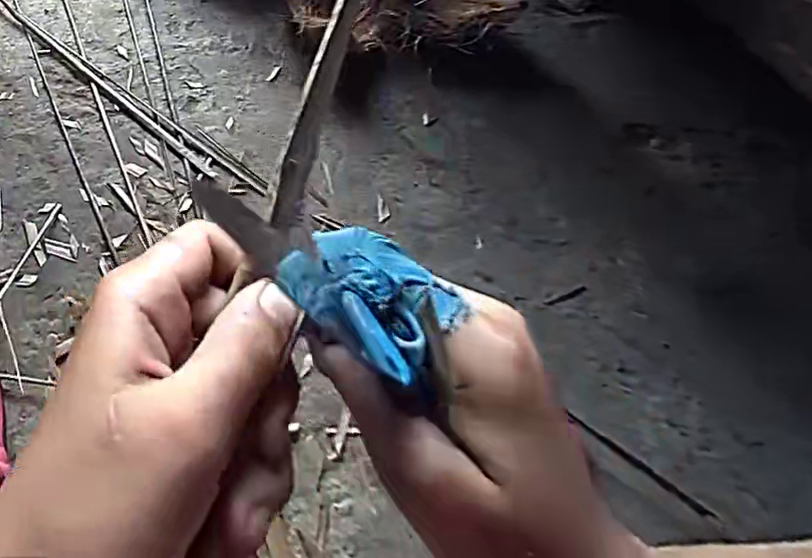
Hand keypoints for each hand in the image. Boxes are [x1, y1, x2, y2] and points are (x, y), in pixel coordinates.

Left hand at [0, 221, 300, 557]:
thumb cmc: (97, 501)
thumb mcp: (183, 422)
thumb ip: (242, 350)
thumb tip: (285, 289)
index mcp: (141, 302)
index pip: (212, 245)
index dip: (256, 277)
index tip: (288, 334)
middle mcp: (156, 334)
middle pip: (245, 328)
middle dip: (261, 400)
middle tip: (246, 446)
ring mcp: (171, 387)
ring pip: (252, 393)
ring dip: (255, 458)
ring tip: (224, 505)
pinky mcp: (181, 434)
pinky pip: (240, 441)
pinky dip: (241, 488)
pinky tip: (218, 523)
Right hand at [318, 287, 645, 557]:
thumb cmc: (506, 534)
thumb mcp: (419, 474)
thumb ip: (366, 396)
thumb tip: (319, 333)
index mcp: (480, 340)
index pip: (386, 279)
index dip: (338, 294)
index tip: (305, 320)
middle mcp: (489, 316)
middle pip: (391, 285)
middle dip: (353, 318)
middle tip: (332, 363)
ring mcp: (493, 325)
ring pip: (398, 299)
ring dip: (370, 333)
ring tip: (364, 383)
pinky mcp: (488, 339)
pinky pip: (416, 318)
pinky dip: (393, 342)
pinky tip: (393, 385)